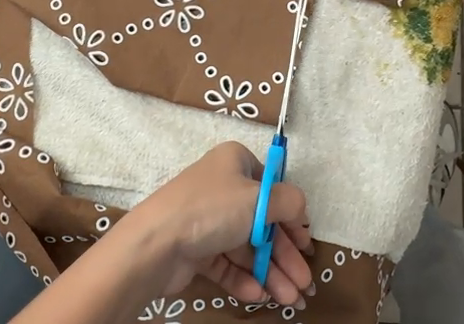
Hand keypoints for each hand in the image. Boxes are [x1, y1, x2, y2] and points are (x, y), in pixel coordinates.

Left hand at [123, 141, 315, 307]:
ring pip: (247, 248)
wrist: (156, 243)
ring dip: (270, 273)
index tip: (307, 246)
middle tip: (304, 285)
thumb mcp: (260, 198)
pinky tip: (260, 296)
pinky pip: (227, 264)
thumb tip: (301, 211)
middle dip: (285, 256)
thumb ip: (289, 202)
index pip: (273, 189)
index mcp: (236, 163)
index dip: (292, 218)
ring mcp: (208, 220)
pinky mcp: (197, 249)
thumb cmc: (212, 209)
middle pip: (262, 223)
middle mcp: (223, 188)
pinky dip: (245, 279)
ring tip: (289, 300)